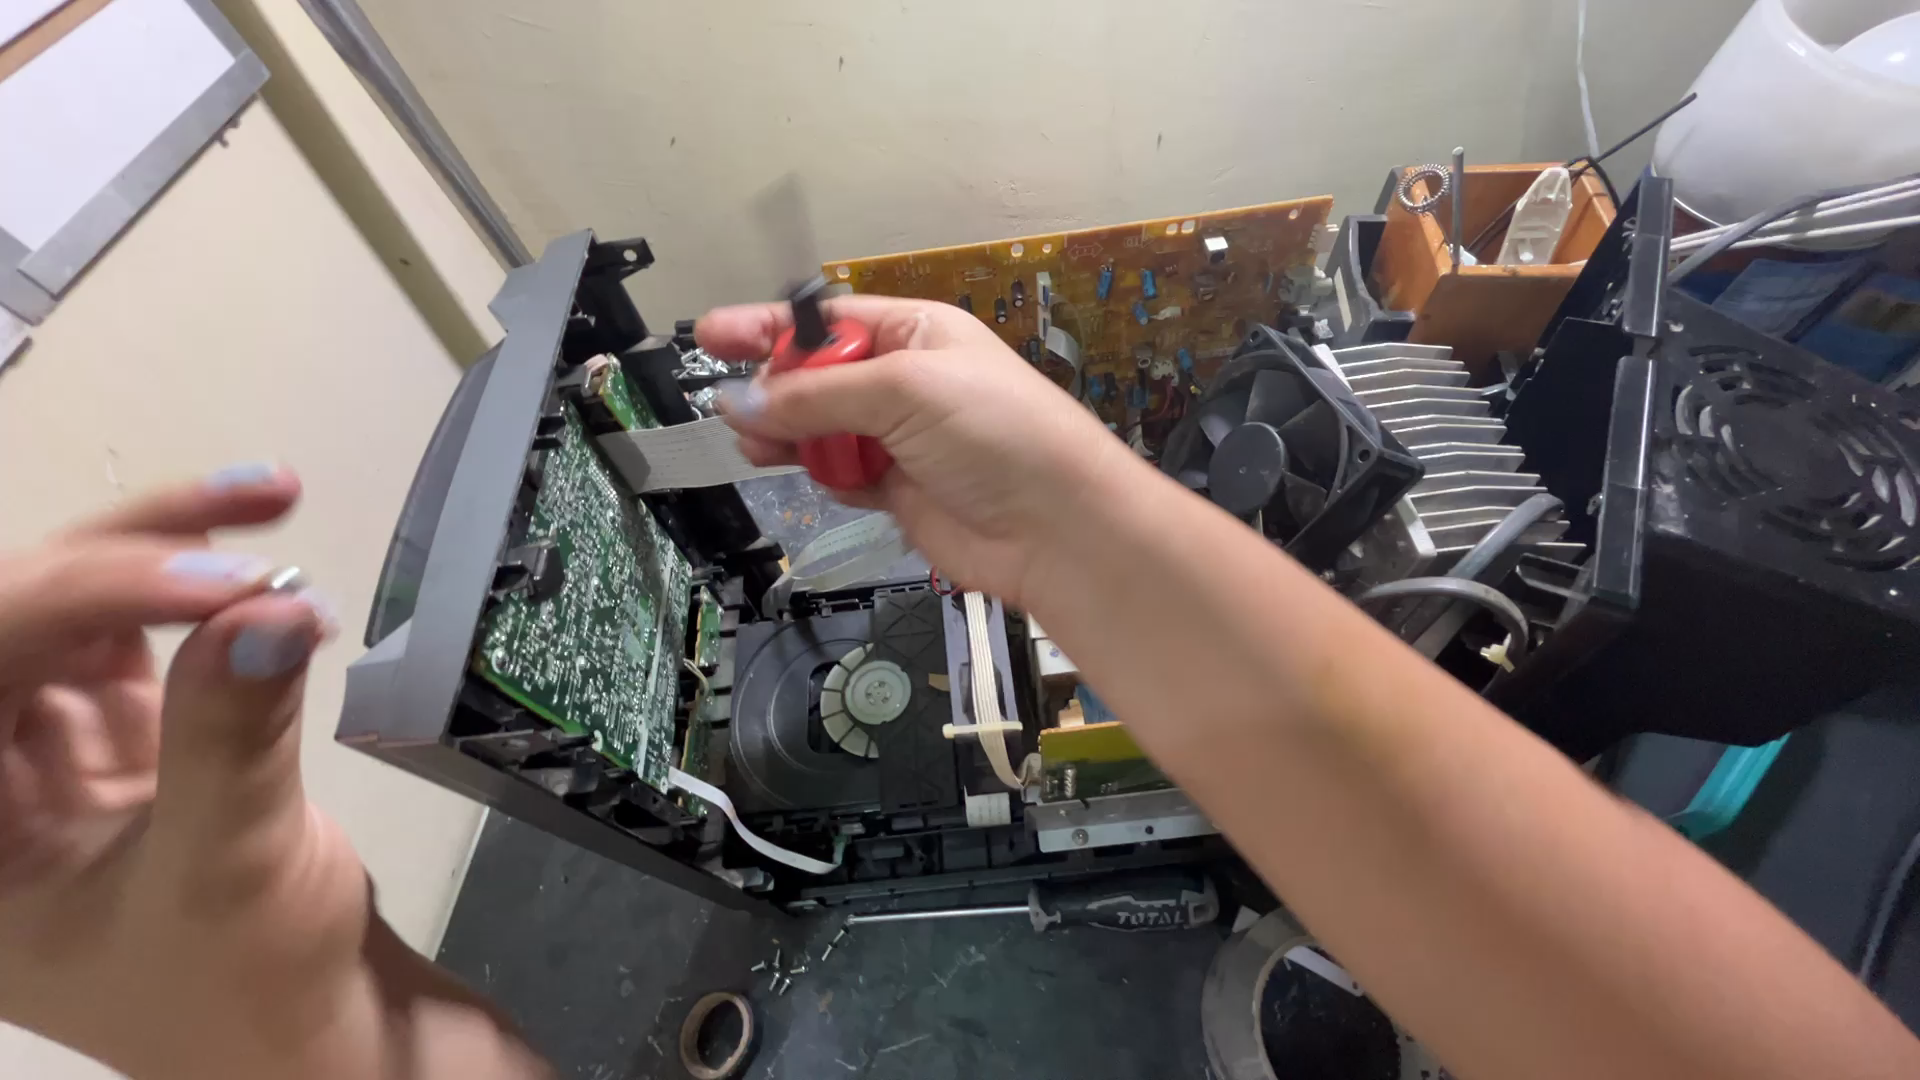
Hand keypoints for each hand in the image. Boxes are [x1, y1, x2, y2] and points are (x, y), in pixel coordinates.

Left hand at [0, 469, 546, 1079]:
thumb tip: (274, 609)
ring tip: (270, 503)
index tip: (234, 582)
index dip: (82, 600)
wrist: (309, 1013)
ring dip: (171, 552)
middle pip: (15, 619)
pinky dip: (204, 599)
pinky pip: (147, 646)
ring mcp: (54, 753)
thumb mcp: (229, 869)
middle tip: (264, 502)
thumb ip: (237, 737)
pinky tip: (249, 571)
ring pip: (82, 617)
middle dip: (131, 549)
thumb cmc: (244, 976)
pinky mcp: (141, 739)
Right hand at [698, 295, 1135, 604]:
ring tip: (754, 442)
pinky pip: (841, 473)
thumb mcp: (904, 389)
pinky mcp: (899, 489)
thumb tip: (741, 399)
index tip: (712, 334)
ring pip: (823, 430)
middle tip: (738, 408)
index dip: (770, 327)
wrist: (1052, 525)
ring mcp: (902, 439)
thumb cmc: (995, 432)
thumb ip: (817, 395)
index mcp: (916, 334)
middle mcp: (907, 382)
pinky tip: (802, 470)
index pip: (828, 323)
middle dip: (777, 388)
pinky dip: (820, 472)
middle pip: (818, 377)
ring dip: (788, 435)